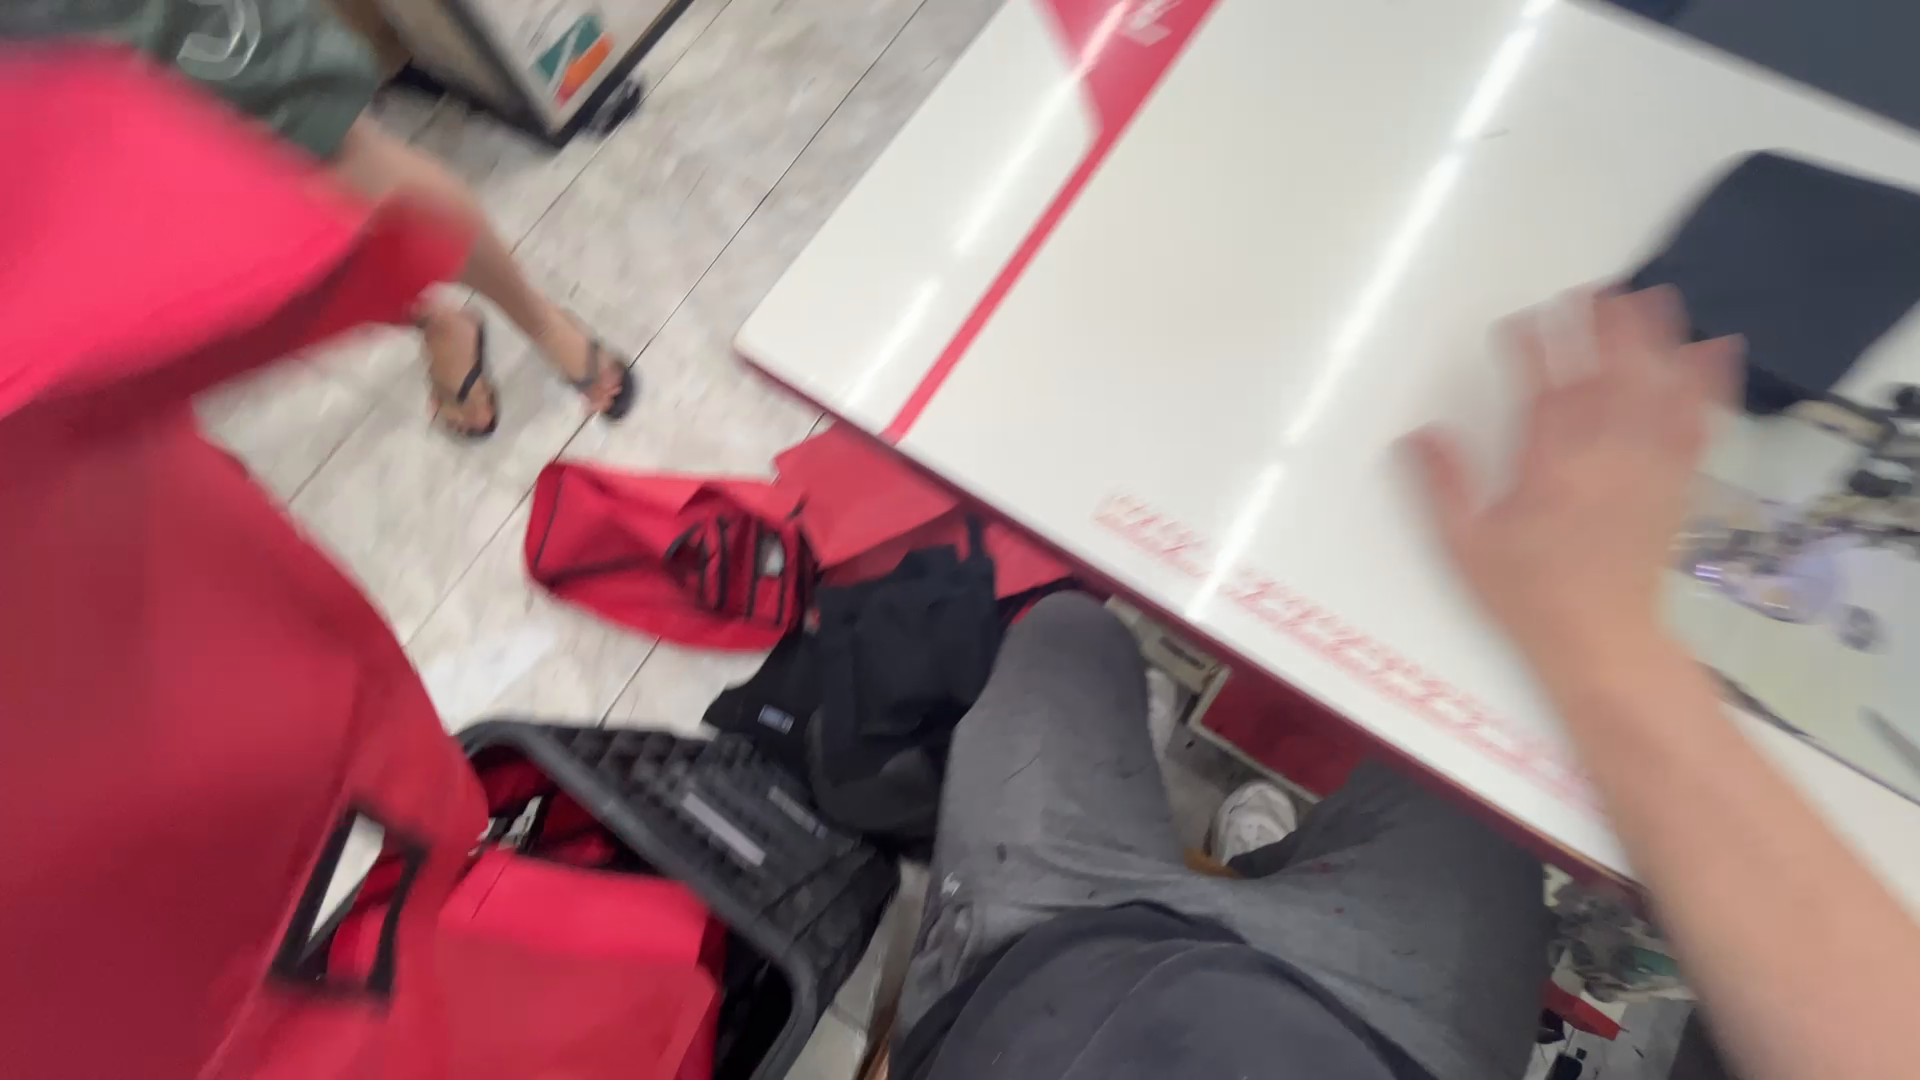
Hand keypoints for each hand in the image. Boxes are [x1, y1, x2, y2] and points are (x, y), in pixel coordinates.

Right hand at [1405, 288, 1742, 664]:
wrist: (1599, 636)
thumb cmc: (1522, 590)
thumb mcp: (1463, 543)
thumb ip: (1443, 485)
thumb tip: (1420, 434)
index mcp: (1547, 472)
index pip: (1543, 395)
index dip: (1532, 351)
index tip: (1519, 320)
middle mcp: (1604, 461)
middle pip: (1606, 380)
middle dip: (1597, 330)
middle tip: (1589, 289)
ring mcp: (1647, 469)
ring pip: (1654, 392)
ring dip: (1652, 341)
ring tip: (1647, 297)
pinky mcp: (1675, 483)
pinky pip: (1695, 424)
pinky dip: (1704, 384)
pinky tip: (1710, 351)